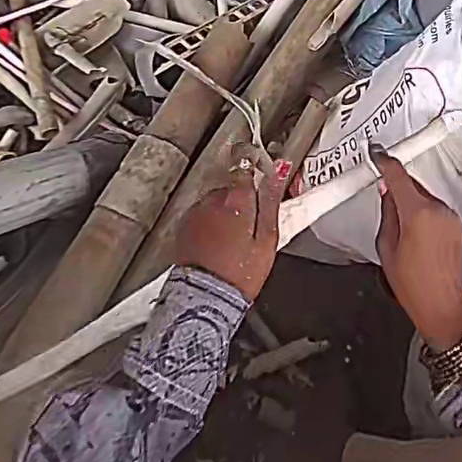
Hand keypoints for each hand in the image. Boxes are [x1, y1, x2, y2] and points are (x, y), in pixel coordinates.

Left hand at [178, 153, 290, 301]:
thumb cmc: (240, 272)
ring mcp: (196, 212)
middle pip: (230, 186)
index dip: (253, 165)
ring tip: (234, 238)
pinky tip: (218, 243)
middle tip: (251, 223)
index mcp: (237, 200)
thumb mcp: (267, 239)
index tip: (259, 168)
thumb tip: (276, 175)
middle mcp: (212, 201)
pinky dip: (210, 223)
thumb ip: (271, 202)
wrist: (206, 296)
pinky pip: (202, 215)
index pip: (244, 166)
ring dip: (225, 211)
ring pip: (215, 201)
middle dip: (240, 198)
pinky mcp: (184, 226)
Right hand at [373, 149, 461, 350]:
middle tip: (384, 198)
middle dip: (397, 188)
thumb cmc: (414, 284)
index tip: (377, 155)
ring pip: (424, 196)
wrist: (442, 304)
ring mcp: (450, 218)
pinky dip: (423, 213)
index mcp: (417, 213)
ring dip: (411, 202)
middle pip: (413, 185)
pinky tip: (415, 234)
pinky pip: (435, 209)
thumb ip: (387, 212)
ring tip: (401, 228)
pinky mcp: (456, 225)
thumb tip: (386, 193)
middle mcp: (438, 211)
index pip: (398, 175)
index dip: (385, 162)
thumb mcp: (386, 246)